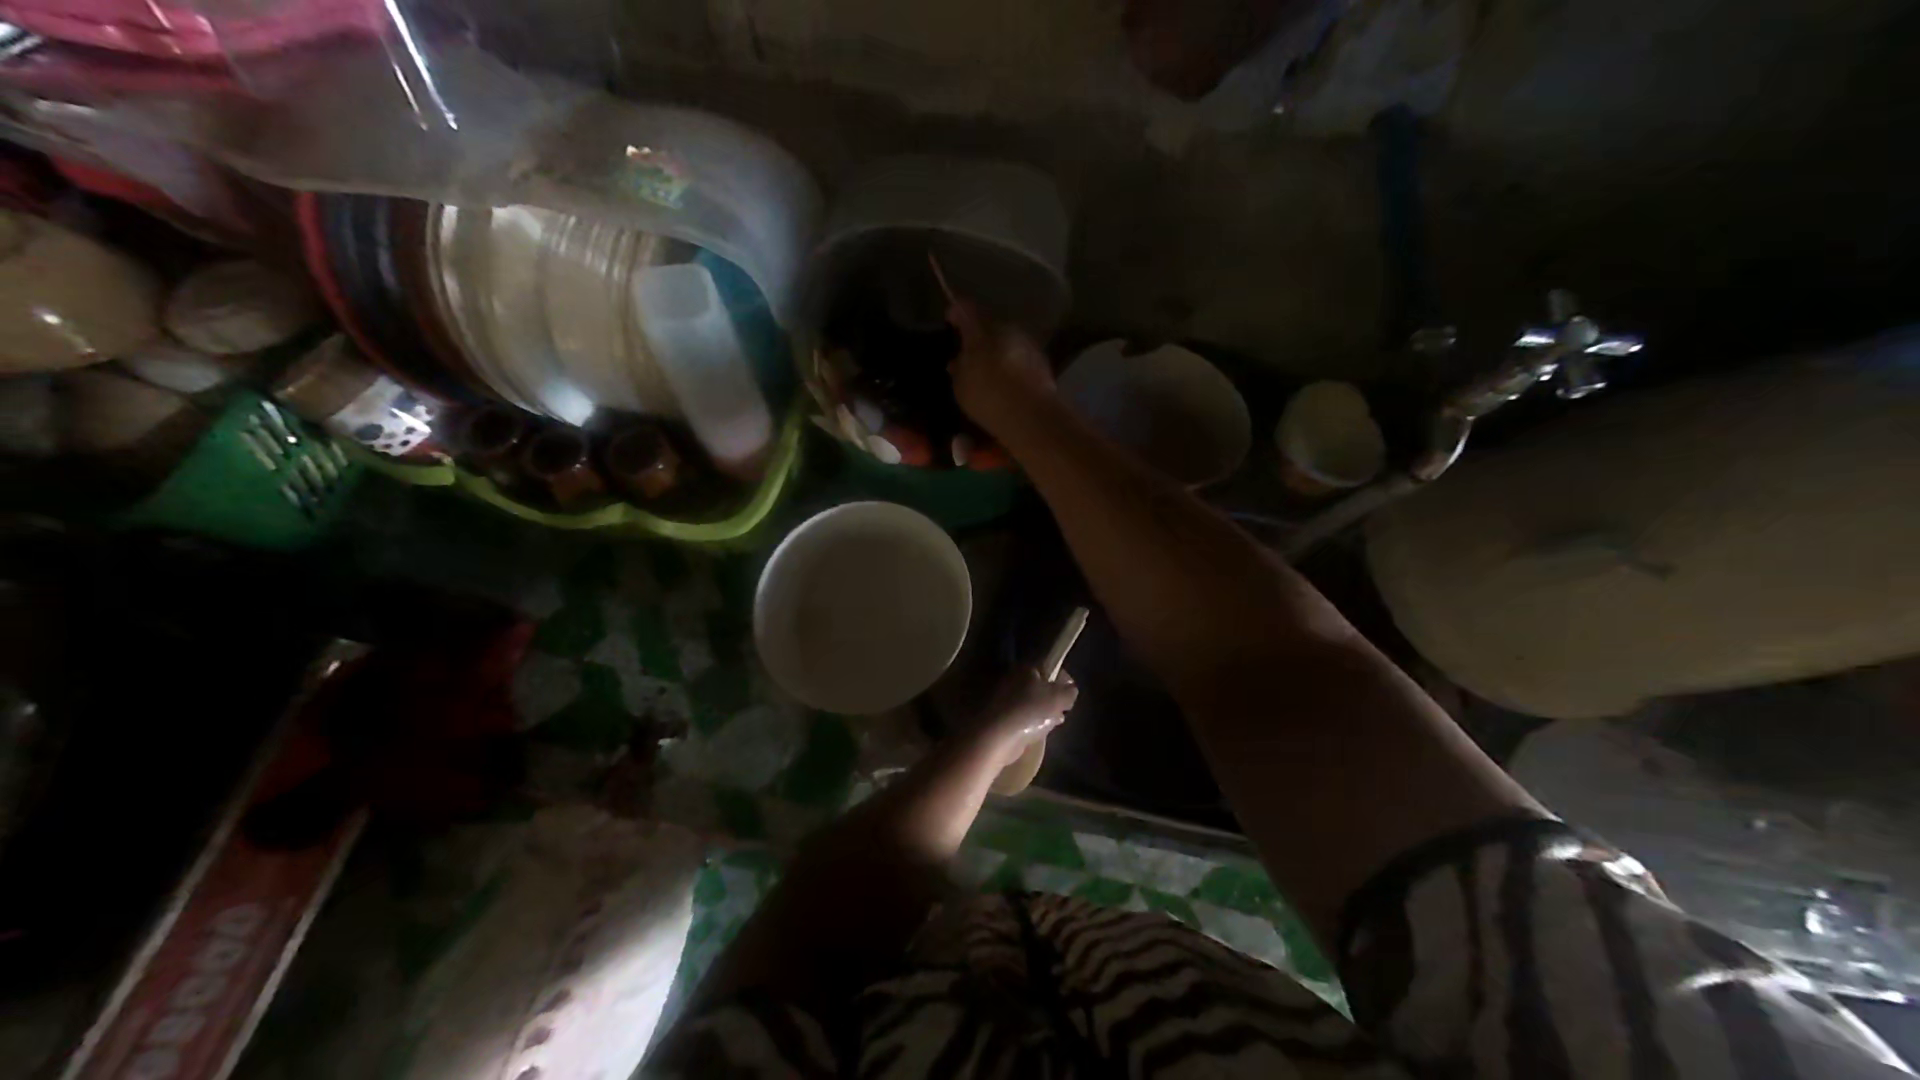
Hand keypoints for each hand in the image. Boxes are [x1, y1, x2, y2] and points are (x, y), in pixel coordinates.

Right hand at [942, 273, 1057, 435]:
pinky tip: (1009, 379)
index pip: (964, 309)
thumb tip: (957, 361)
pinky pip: (1020, 353)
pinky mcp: (1042, 358)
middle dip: (979, 336)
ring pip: (1006, 338)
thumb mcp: (961, 387)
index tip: (950, 321)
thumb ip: (958, 369)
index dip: (955, 313)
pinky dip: (1013, 361)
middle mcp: (1005, 328)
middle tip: (970, 354)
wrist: (1031, 414)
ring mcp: (1026, 341)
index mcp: (980, 332)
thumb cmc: (988, 398)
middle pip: (988, 325)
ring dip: (997, 349)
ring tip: (991, 369)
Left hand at [965, 668, 1077, 770]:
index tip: (1071, 692)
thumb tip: (1070, 689)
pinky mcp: (1000, 717)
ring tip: (1056, 721)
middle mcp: (1012, 679)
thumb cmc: (1030, 711)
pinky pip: (1022, 716)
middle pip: (1039, 685)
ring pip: (1031, 701)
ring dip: (1044, 710)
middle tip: (1064, 708)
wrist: (997, 737)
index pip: (1048, 666)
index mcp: (1025, 668)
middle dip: (1053, 696)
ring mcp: (1004, 698)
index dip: (1062, 678)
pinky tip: (1041, 730)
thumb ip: (1069, 691)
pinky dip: (1032, 722)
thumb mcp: (1059, 698)